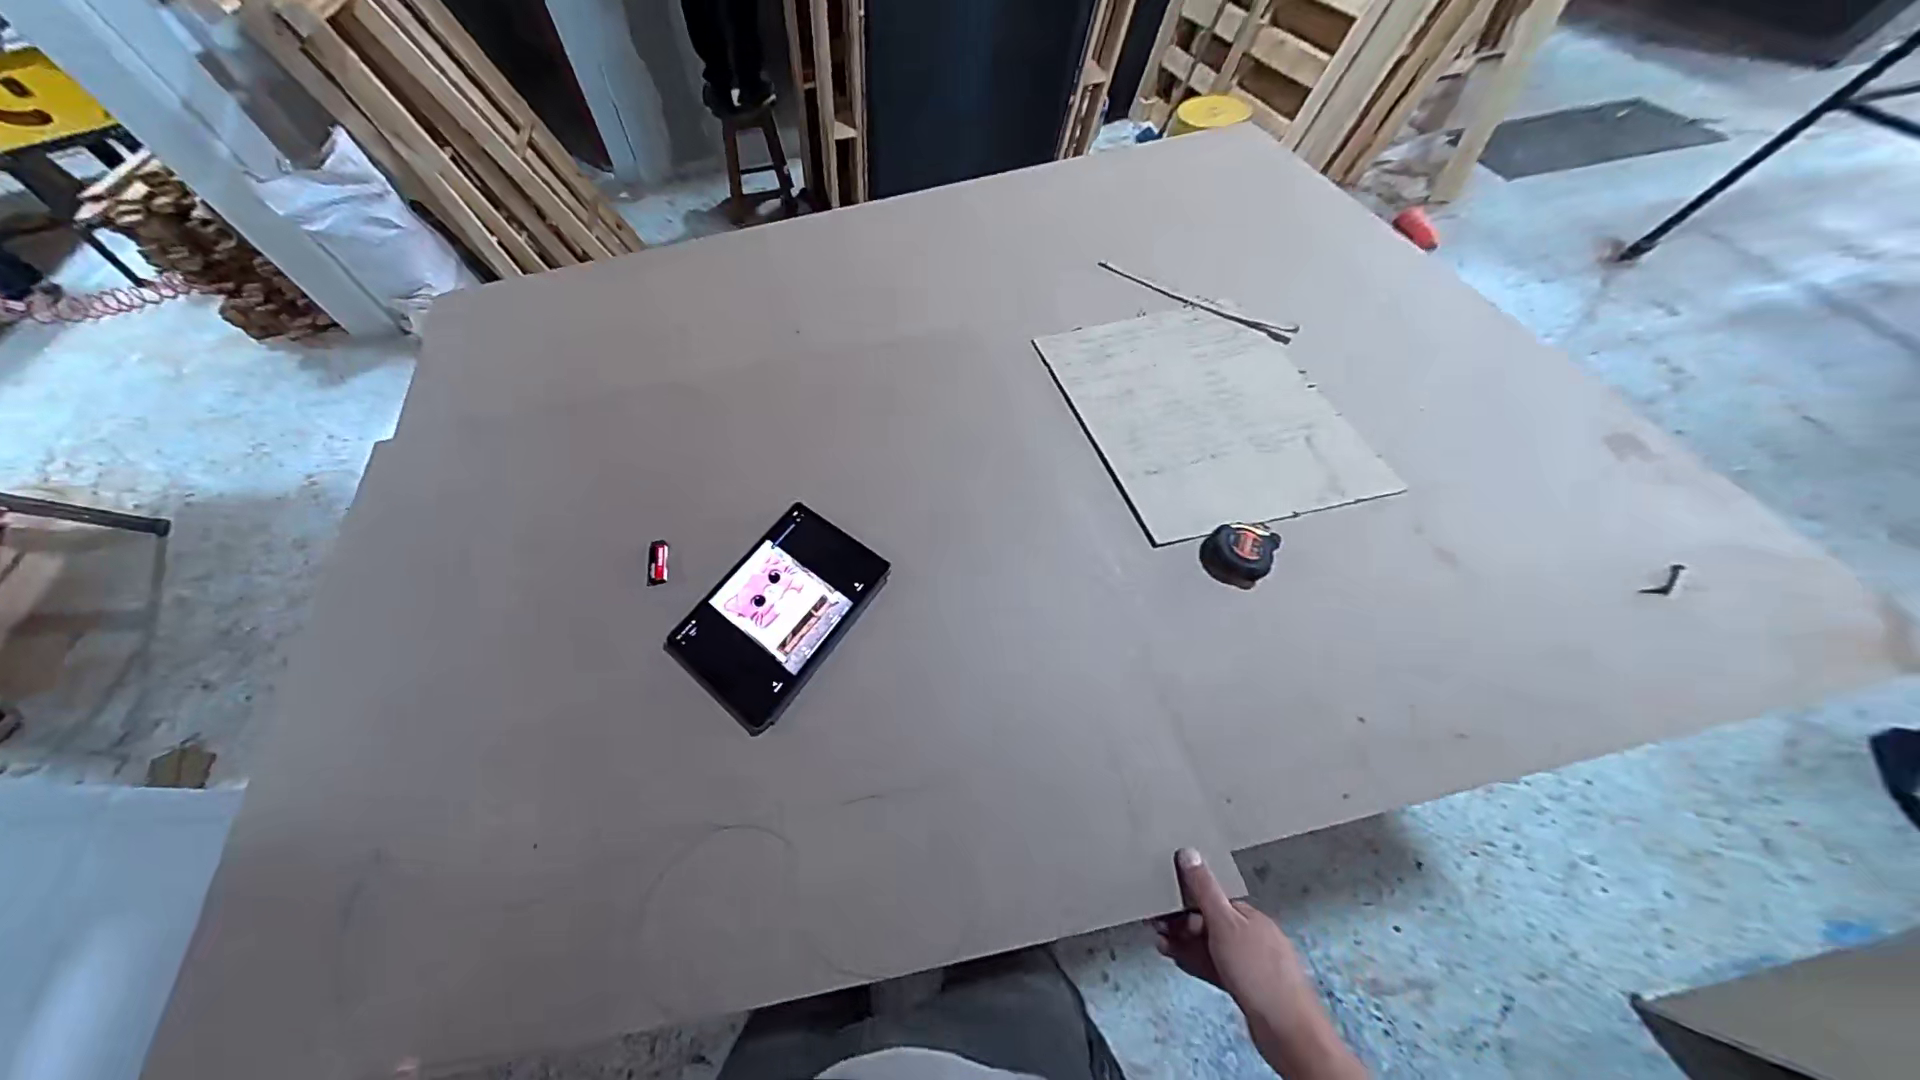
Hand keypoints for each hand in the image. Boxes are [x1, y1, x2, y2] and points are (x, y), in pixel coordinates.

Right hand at [1154, 849, 1366, 1079]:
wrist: (1287, 1032)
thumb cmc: (1259, 973)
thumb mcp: (1224, 923)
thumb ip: (1204, 889)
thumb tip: (1190, 853)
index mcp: (1250, 916)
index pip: (1214, 898)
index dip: (1187, 898)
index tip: (1163, 902)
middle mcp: (1252, 936)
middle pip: (1210, 922)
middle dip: (1181, 923)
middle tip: (1156, 925)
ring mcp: (1250, 964)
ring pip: (1210, 947)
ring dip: (1184, 943)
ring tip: (1160, 943)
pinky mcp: (1246, 989)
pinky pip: (1215, 967)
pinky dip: (1196, 962)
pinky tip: (1178, 960)